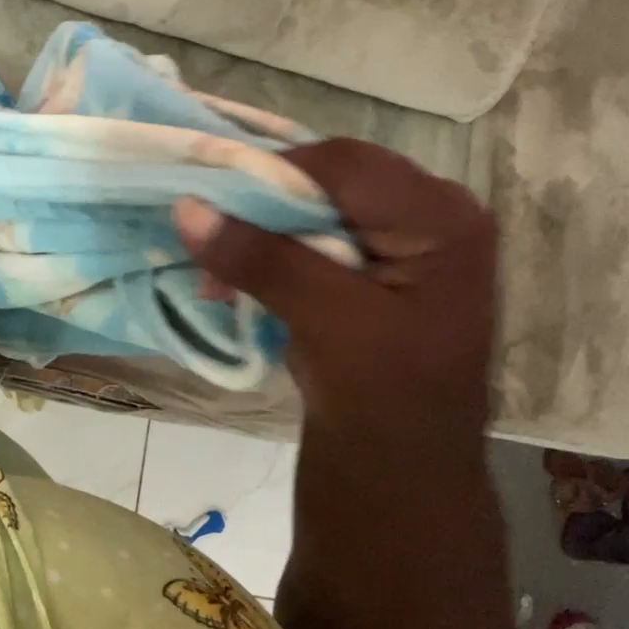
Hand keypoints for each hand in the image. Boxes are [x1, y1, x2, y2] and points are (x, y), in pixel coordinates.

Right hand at [174, 137, 496, 436]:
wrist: (399, 464)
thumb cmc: (385, 395)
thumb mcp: (326, 320)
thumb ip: (261, 258)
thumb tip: (185, 206)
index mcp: (443, 218)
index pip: (345, 164)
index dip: (273, 174)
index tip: (211, 200)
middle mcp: (429, 210)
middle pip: (327, 177)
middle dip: (261, 205)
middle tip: (210, 235)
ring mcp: (401, 233)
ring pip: (310, 200)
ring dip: (257, 229)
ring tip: (216, 270)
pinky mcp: (371, 257)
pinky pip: (308, 228)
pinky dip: (267, 247)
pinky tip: (233, 277)